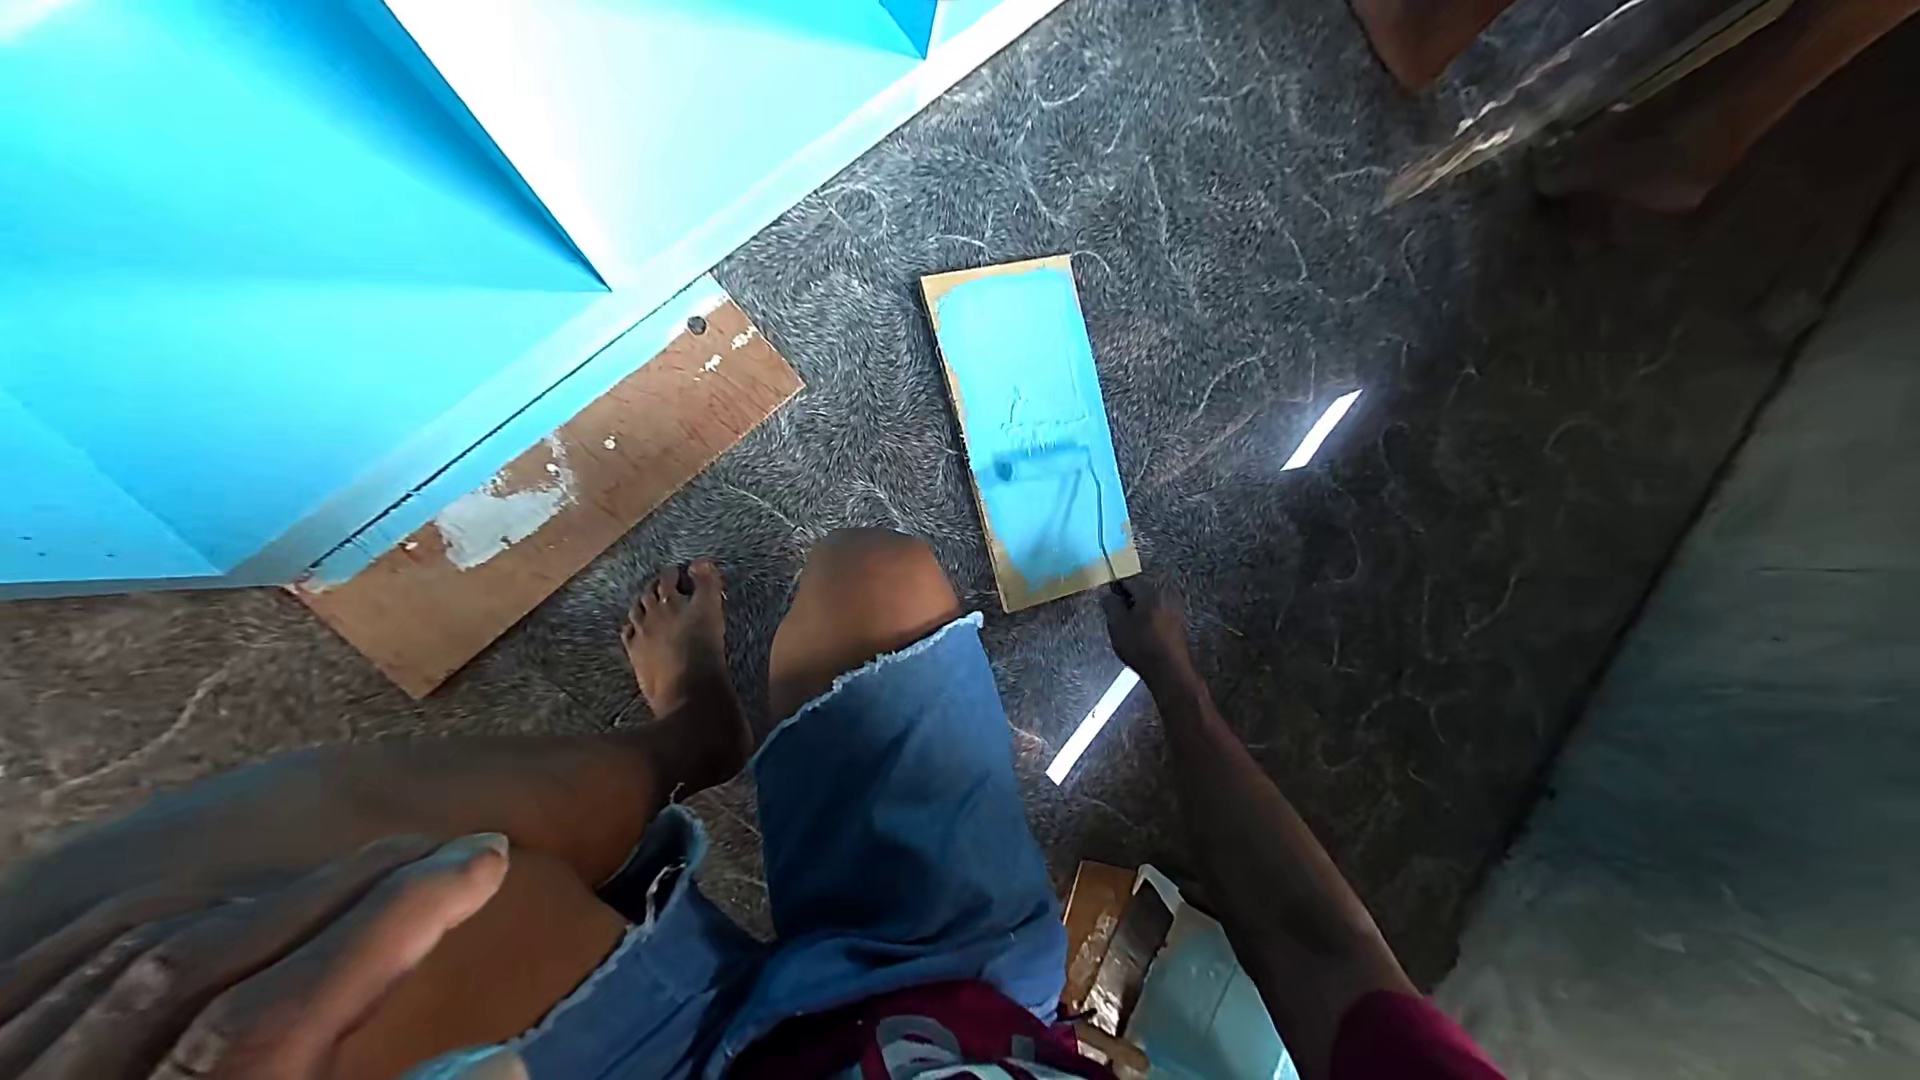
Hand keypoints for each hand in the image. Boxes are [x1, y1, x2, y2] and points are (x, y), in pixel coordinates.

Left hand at [0, 834, 513, 1079]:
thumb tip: (508, 1064)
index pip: (288, 1010)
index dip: (401, 914)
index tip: (487, 858)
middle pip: (222, 957)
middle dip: (359, 880)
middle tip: (448, 848)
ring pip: (148, 952)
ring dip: (281, 893)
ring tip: (366, 872)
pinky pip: (49, 966)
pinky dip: (164, 912)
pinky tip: (234, 898)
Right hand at [1100, 577, 1198, 686]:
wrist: (1170, 672)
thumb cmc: (1142, 648)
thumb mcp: (1117, 625)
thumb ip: (1111, 605)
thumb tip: (1108, 596)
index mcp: (1150, 592)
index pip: (1129, 579)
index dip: (1116, 586)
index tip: (1108, 595)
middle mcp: (1166, 596)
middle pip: (1142, 589)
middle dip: (1128, 598)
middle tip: (1116, 612)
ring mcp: (1175, 609)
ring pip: (1150, 602)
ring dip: (1139, 609)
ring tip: (1128, 625)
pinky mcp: (1178, 623)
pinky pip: (1158, 613)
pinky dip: (1149, 618)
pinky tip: (1142, 633)